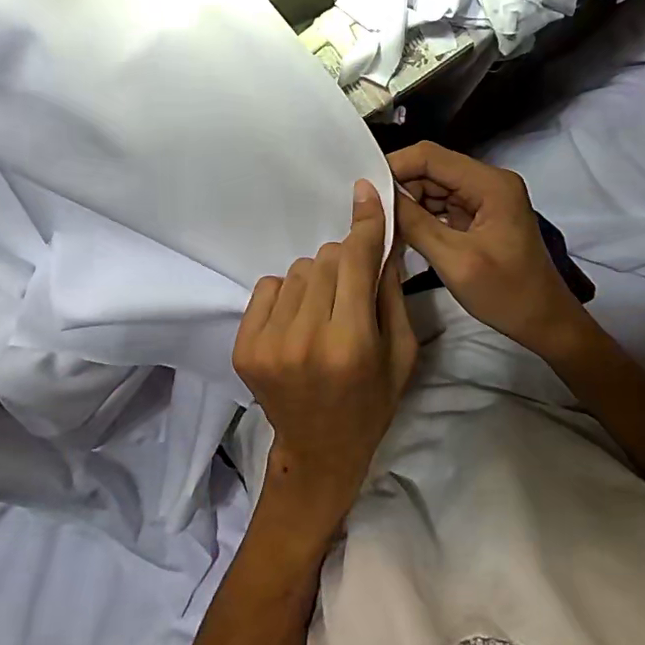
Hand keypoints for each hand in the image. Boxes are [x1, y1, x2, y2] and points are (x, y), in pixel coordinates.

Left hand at [233, 178, 417, 529]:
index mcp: (350, 343)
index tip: (365, 193)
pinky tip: (298, 323)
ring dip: (317, 282)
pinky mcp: (244, 346)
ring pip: (299, 271)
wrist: (319, 451)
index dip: (364, 225)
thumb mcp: (400, 352)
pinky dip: (288, 295)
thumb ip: (391, 292)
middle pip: (326, 259)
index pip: (356, 261)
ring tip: (324, 314)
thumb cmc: (371, 404)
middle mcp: (304, 339)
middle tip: (351, 294)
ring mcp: (268, 343)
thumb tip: (383, 237)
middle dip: (345, 265)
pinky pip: (269, 286)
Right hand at [387, 142, 588, 354]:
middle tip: (372, 214)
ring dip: (409, 204)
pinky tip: (403, 233)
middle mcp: (490, 182)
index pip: (431, 156)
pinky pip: (443, 205)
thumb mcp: (454, 260)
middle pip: (432, 169)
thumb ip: (414, 223)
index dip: (395, 166)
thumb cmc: (506, 294)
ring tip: (384, 226)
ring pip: (434, 187)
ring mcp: (486, 199)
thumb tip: (376, 195)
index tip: (364, 189)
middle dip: (400, 187)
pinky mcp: (481, 216)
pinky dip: (422, 217)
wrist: (545, 322)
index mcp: (491, 184)